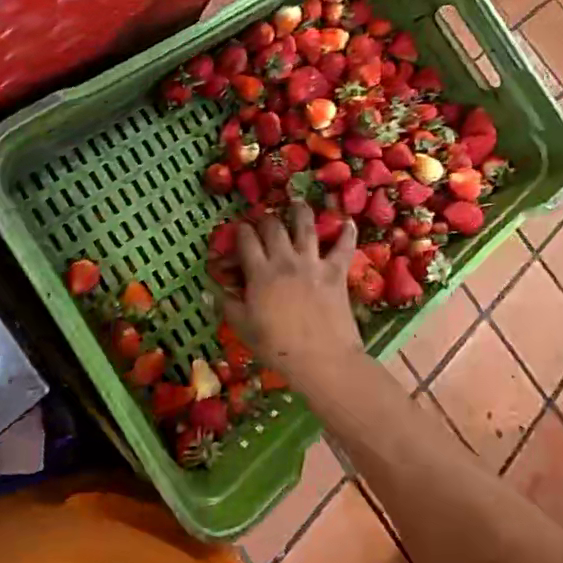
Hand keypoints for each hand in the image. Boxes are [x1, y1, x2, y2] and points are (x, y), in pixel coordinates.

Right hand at [224, 202, 362, 379]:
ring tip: (297, 202)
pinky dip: (347, 233)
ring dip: (300, 211)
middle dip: (265, 219)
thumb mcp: (243, 326)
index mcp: (260, 272)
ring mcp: (313, 263)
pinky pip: (343, 247)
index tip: (238, 229)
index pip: (246, 239)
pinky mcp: (336, 272)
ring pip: (305, 227)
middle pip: (273, 227)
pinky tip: (348, 222)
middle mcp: (285, 260)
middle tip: (263, 219)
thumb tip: (213, 285)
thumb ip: (227, 302)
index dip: (240, 230)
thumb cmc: (277, 346)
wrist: (321, 359)